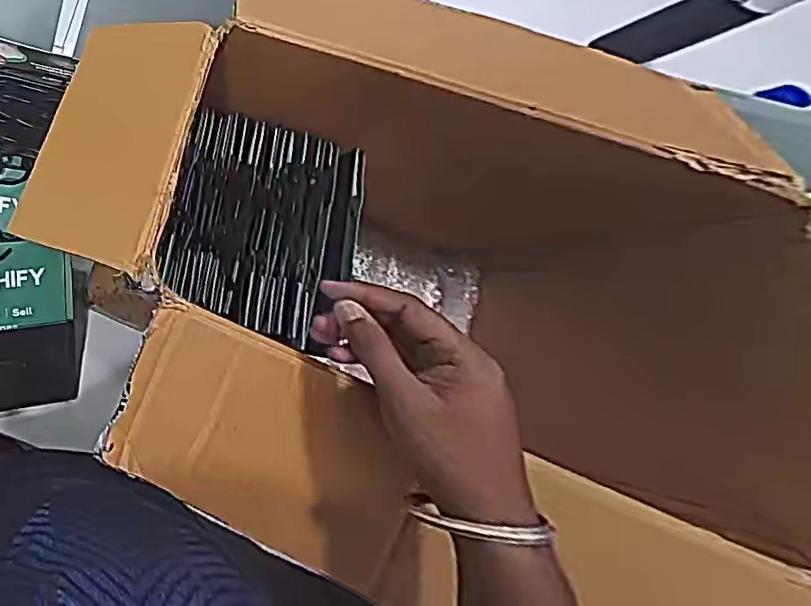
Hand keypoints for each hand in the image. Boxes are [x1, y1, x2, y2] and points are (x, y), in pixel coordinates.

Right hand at [311, 281, 536, 524]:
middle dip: (359, 319)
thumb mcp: (403, 399)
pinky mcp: (443, 397)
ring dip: (363, 340)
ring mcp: (453, 380)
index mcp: (464, 355)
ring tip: (329, 340)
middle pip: (402, 324)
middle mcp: (462, 361)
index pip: (408, 307)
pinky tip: (351, 361)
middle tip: (324, 321)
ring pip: (400, 345)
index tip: (332, 289)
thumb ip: (373, 348)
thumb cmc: (456, 463)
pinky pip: (404, 366)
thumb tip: (350, 310)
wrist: (486, 520)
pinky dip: (376, 361)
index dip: (365, 294)